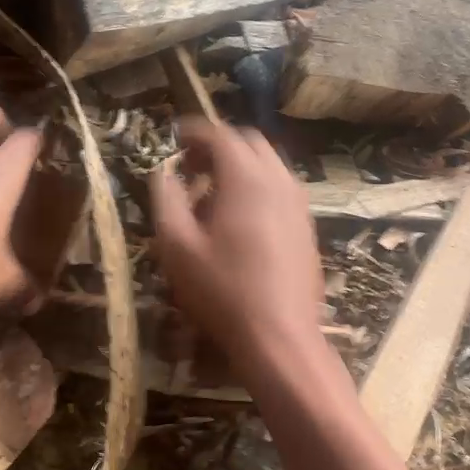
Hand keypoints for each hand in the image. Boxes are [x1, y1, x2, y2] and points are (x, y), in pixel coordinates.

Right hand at [149, 118, 323, 376]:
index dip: (194, 131)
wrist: (279, 338)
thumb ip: (167, 199)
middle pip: (250, 142)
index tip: (172, 138)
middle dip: (218, 146)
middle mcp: (279, 182)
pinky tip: (236, 219)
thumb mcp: (177, 246)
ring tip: (209, 194)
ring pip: (269, 165)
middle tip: (190, 166)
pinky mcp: (306, 228)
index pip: (221, 134)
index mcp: (246, 179)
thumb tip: (163, 172)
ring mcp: (298, 205)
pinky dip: (256, 186)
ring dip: (238, 166)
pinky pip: (280, 189)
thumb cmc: (222, 291)